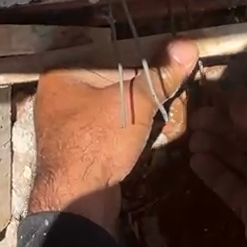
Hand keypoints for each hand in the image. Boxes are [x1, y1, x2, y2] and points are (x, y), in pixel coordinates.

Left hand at [30, 40, 199, 235]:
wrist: (77, 201)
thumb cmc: (97, 142)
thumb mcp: (134, 103)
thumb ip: (159, 75)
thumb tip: (187, 45)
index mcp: (62, 72)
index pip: (107, 49)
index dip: (141, 49)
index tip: (171, 51)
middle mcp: (59, 91)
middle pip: (110, 75)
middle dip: (142, 78)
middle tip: (175, 73)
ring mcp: (67, 119)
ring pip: (111, 100)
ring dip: (139, 102)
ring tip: (170, 96)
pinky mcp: (80, 141)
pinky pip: (108, 121)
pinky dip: (129, 121)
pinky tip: (152, 121)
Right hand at [188, 93, 246, 246]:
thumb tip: (235, 107)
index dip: (244, 103)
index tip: (213, 96)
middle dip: (225, 124)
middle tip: (195, 116)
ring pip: (241, 160)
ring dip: (217, 145)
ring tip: (190, 137)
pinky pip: (232, 187)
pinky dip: (214, 172)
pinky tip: (195, 160)